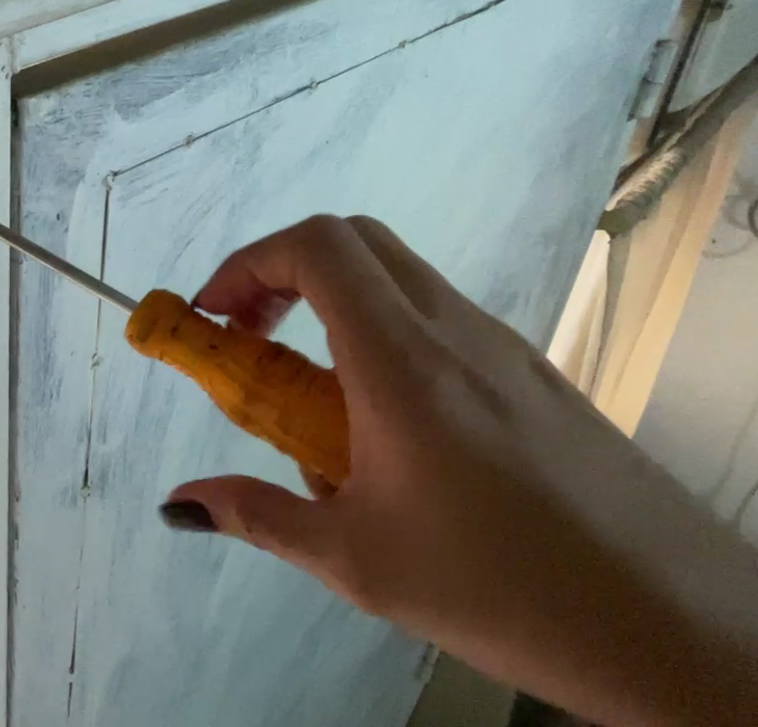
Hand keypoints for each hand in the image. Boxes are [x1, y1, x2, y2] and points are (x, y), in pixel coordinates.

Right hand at [163, 215, 757, 726]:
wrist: (701, 640)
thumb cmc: (509, 592)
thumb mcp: (358, 562)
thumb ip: (257, 515)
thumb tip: (180, 503)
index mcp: (404, 363)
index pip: (316, 248)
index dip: (247, 263)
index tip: (214, 318)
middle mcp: (455, 334)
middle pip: (352, 241)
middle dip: (278, 270)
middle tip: (248, 334)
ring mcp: (504, 349)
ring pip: (395, 274)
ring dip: (327, 299)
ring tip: (305, 385)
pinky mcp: (533, 376)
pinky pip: (434, 316)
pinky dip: (376, 329)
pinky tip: (380, 419)